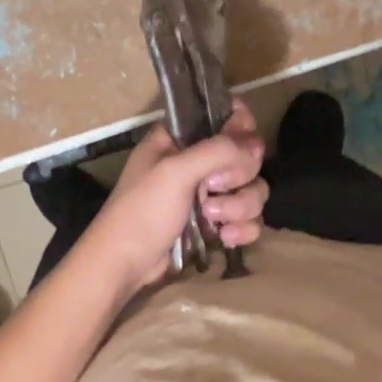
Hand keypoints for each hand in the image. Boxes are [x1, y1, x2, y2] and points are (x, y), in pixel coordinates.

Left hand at [72, 102, 267, 296]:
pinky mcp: (214, 224)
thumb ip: (217, 151)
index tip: (239, 150)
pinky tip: (225, 239)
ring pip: (251, 190)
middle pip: (246, 157)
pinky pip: (247, 219)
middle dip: (239, 178)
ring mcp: (207, 195)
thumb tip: (255, 147)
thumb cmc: (142, 211)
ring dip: (240, 206)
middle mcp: (197, 162)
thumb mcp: (174, 172)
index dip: (241, 132)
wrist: (125, 264)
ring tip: (214, 220)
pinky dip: (242, 229)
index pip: (227, 118)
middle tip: (212, 190)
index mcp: (180, 139)